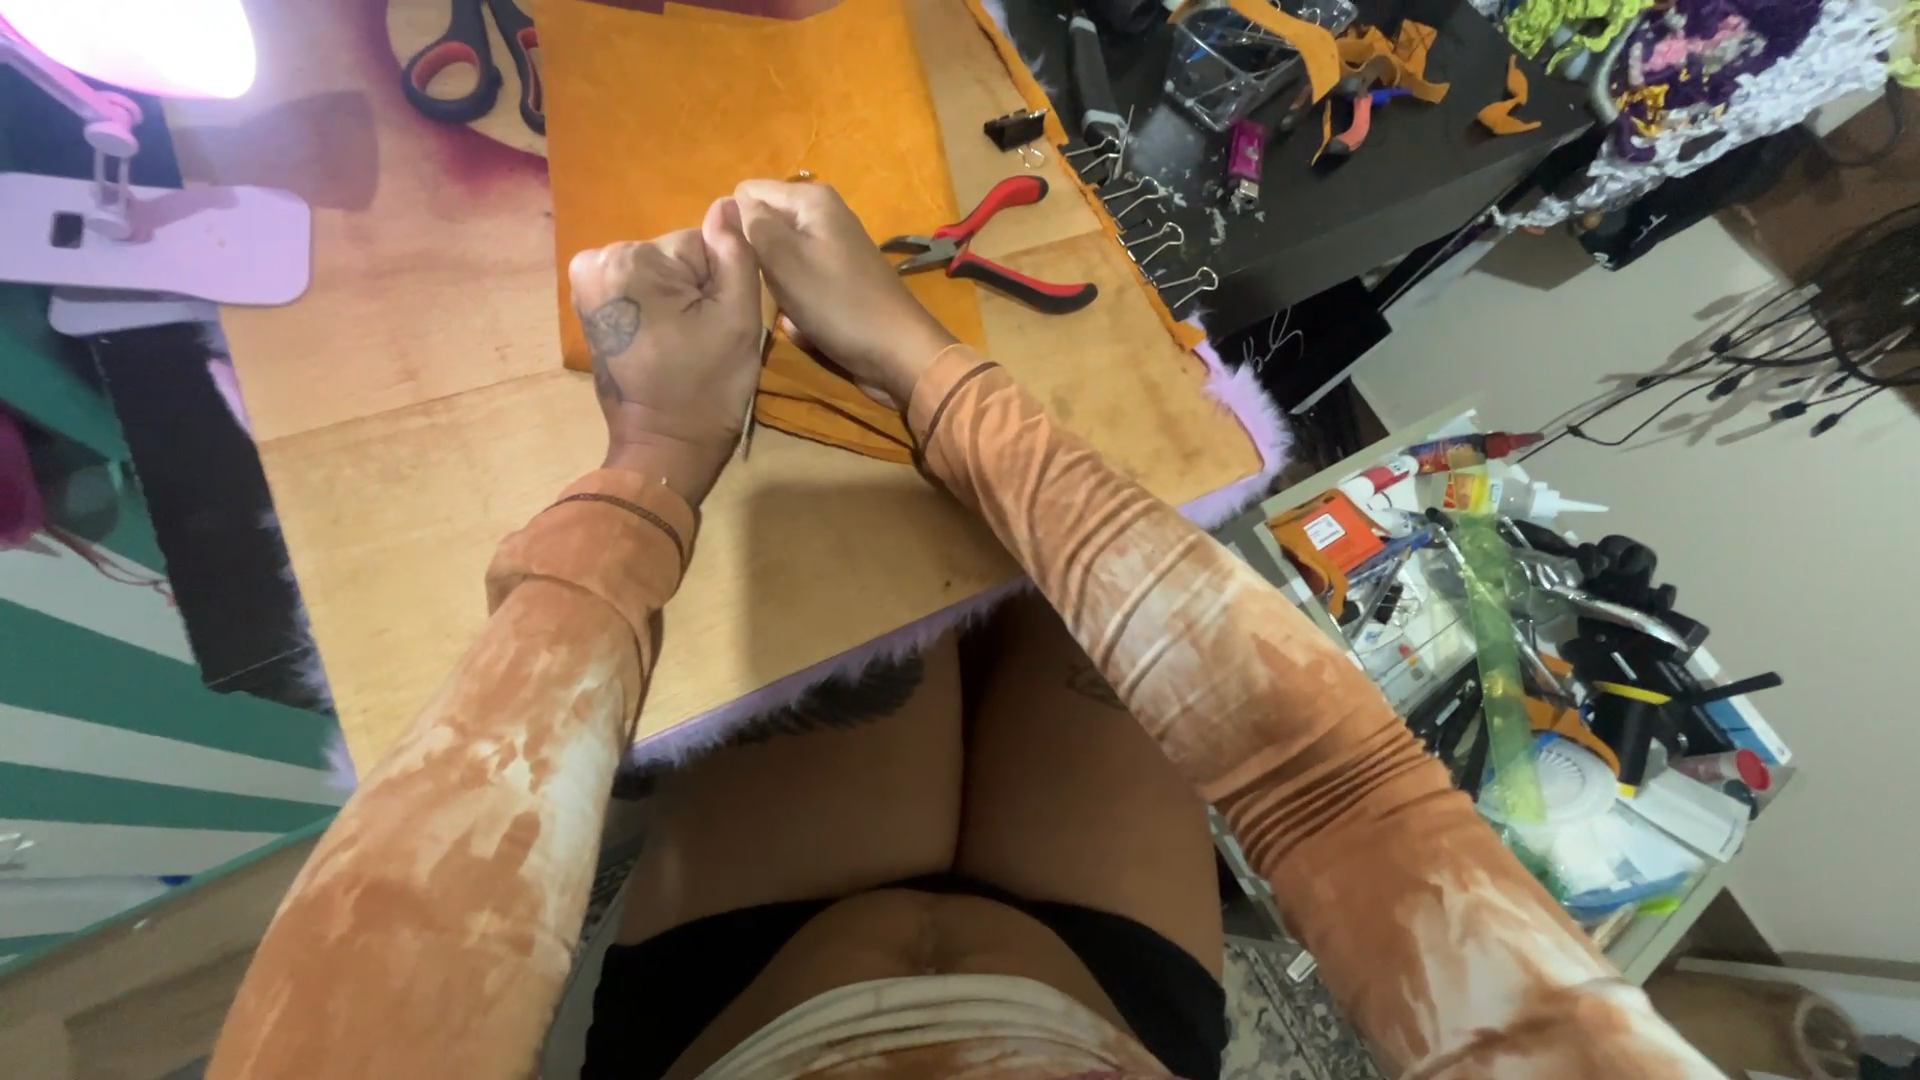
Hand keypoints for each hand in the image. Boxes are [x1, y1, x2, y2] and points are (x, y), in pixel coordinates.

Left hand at [571, 197, 762, 504]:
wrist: (666, 445)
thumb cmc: (706, 388)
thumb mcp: (738, 320)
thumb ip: (736, 255)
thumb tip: (727, 204)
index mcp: (631, 260)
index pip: (702, 245)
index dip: (720, 286)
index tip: (714, 328)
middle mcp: (597, 259)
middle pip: (677, 257)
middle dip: (696, 293)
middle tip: (700, 341)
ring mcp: (586, 283)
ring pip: (662, 273)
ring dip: (679, 304)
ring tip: (683, 346)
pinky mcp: (588, 305)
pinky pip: (642, 289)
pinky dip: (658, 312)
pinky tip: (663, 344)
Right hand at [733, 180, 955, 405]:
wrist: (898, 355)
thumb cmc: (838, 304)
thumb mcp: (783, 258)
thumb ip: (750, 224)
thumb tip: (727, 206)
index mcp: (811, 200)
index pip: (745, 195)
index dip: (736, 228)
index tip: (744, 262)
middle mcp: (824, 220)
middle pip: (764, 234)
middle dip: (759, 265)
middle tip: (771, 291)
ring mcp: (833, 257)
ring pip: (780, 269)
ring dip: (779, 294)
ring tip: (792, 313)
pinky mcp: (840, 289)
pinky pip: (802, 295)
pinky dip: (800, 312)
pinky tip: (809, 330)